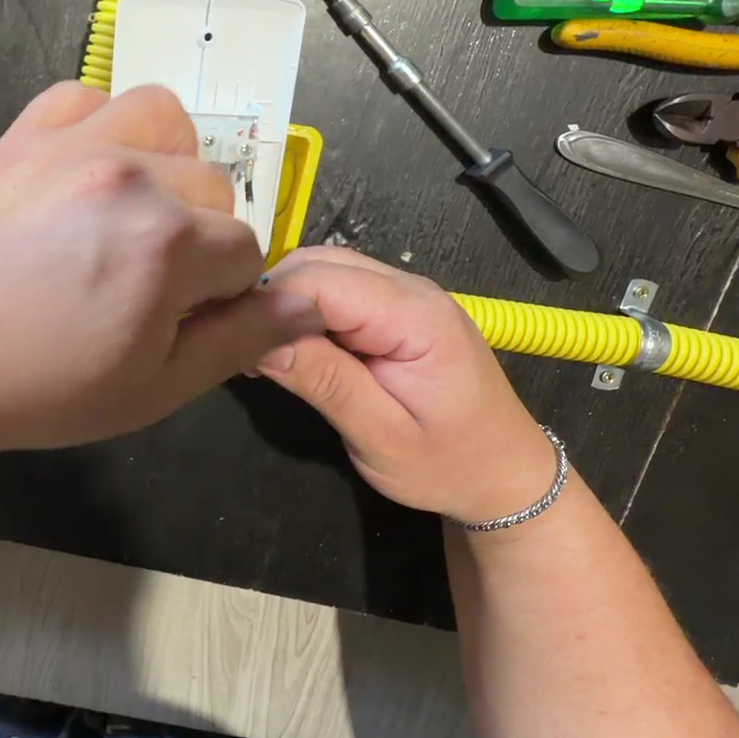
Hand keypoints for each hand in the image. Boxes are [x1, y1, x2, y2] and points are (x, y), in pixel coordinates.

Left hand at [0, 82, 323, 463]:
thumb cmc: (43, 389)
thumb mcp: (156, 388)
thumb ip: (242, 339)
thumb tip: (308, 306)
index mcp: (168, 243)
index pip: (247, 250)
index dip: (221, 292)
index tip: (177, 314)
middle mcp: (129, 176)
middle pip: (213, 189)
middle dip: (195, 237)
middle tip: (140, 281)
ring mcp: (71, 144)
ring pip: (166, 124)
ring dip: (164, 167)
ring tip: (127, 215)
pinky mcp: (24, 134)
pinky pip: (88, 96)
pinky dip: (101, 127)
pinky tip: (84, 176)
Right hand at [257, 247, 555, 525]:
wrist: (503, 474)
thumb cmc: (447, 465)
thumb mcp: (381, 437)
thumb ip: (325, 382)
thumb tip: (259, 340)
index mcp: (414, 317)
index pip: (320, 281)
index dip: (269, 303)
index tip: (235, 345)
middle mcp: (409, 289)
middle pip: (316, 264)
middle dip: (269, 300)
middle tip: (241, 351)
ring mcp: (402, 293)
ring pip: (319, 269)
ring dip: (281, 303)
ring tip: (259, 352)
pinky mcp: (391, 307)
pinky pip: (332, 288)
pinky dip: (299, 309)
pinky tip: (288, 347)